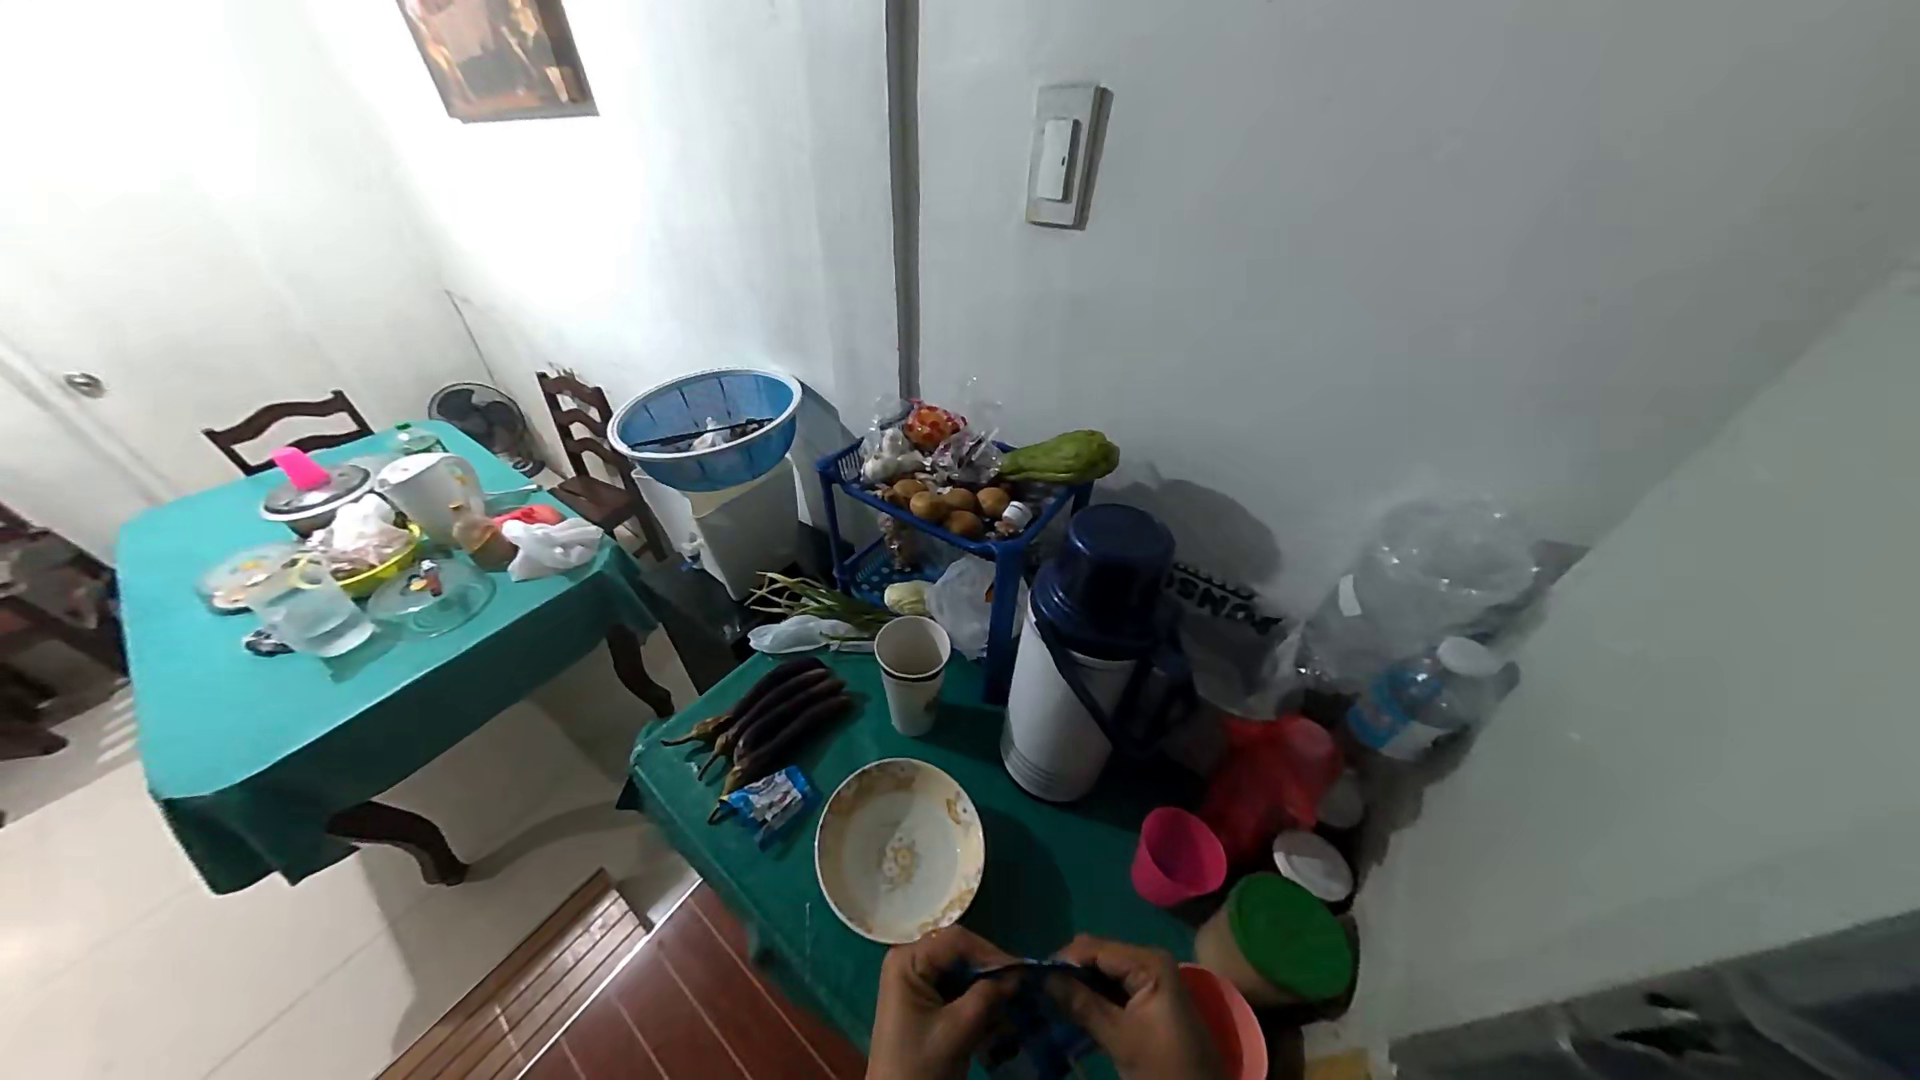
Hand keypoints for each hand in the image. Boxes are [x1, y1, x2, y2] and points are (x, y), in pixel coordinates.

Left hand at [867, 926, 1018, 1079]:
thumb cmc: (918, 1069)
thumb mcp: (956, 1032)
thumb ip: (987, 998)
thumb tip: (1018, 975)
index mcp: (908, 960)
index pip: (955, 940)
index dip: (989, 953)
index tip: (1020, 973)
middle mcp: (912, 961)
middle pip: (960, 954)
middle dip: (990, 972)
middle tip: (1021, 987)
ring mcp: (919, 982)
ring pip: (963, 973)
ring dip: (988, 989)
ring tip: (1015, 1004)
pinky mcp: (927, 1002)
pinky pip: (958, 991)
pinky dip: (979, 1003)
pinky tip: (1000, 1020)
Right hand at [1044, 935, 1221, 1079]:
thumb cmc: (1166, 1071)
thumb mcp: (1120, 1039)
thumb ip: (1082, 1004)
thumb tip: (1043, 977)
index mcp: (1148, 962)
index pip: (1095, 948)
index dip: (1064, 960)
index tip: (1035, 977)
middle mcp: (1149, 960)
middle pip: (1098, 956)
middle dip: (1071, 971)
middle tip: (1042, 992)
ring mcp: (1151, 978)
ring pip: (1103, 972)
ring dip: (1080, 984)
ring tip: (1053, 1001)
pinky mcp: (1149, 997)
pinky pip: (1114, 987)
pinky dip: (1095, 997)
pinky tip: (1075, 1010)